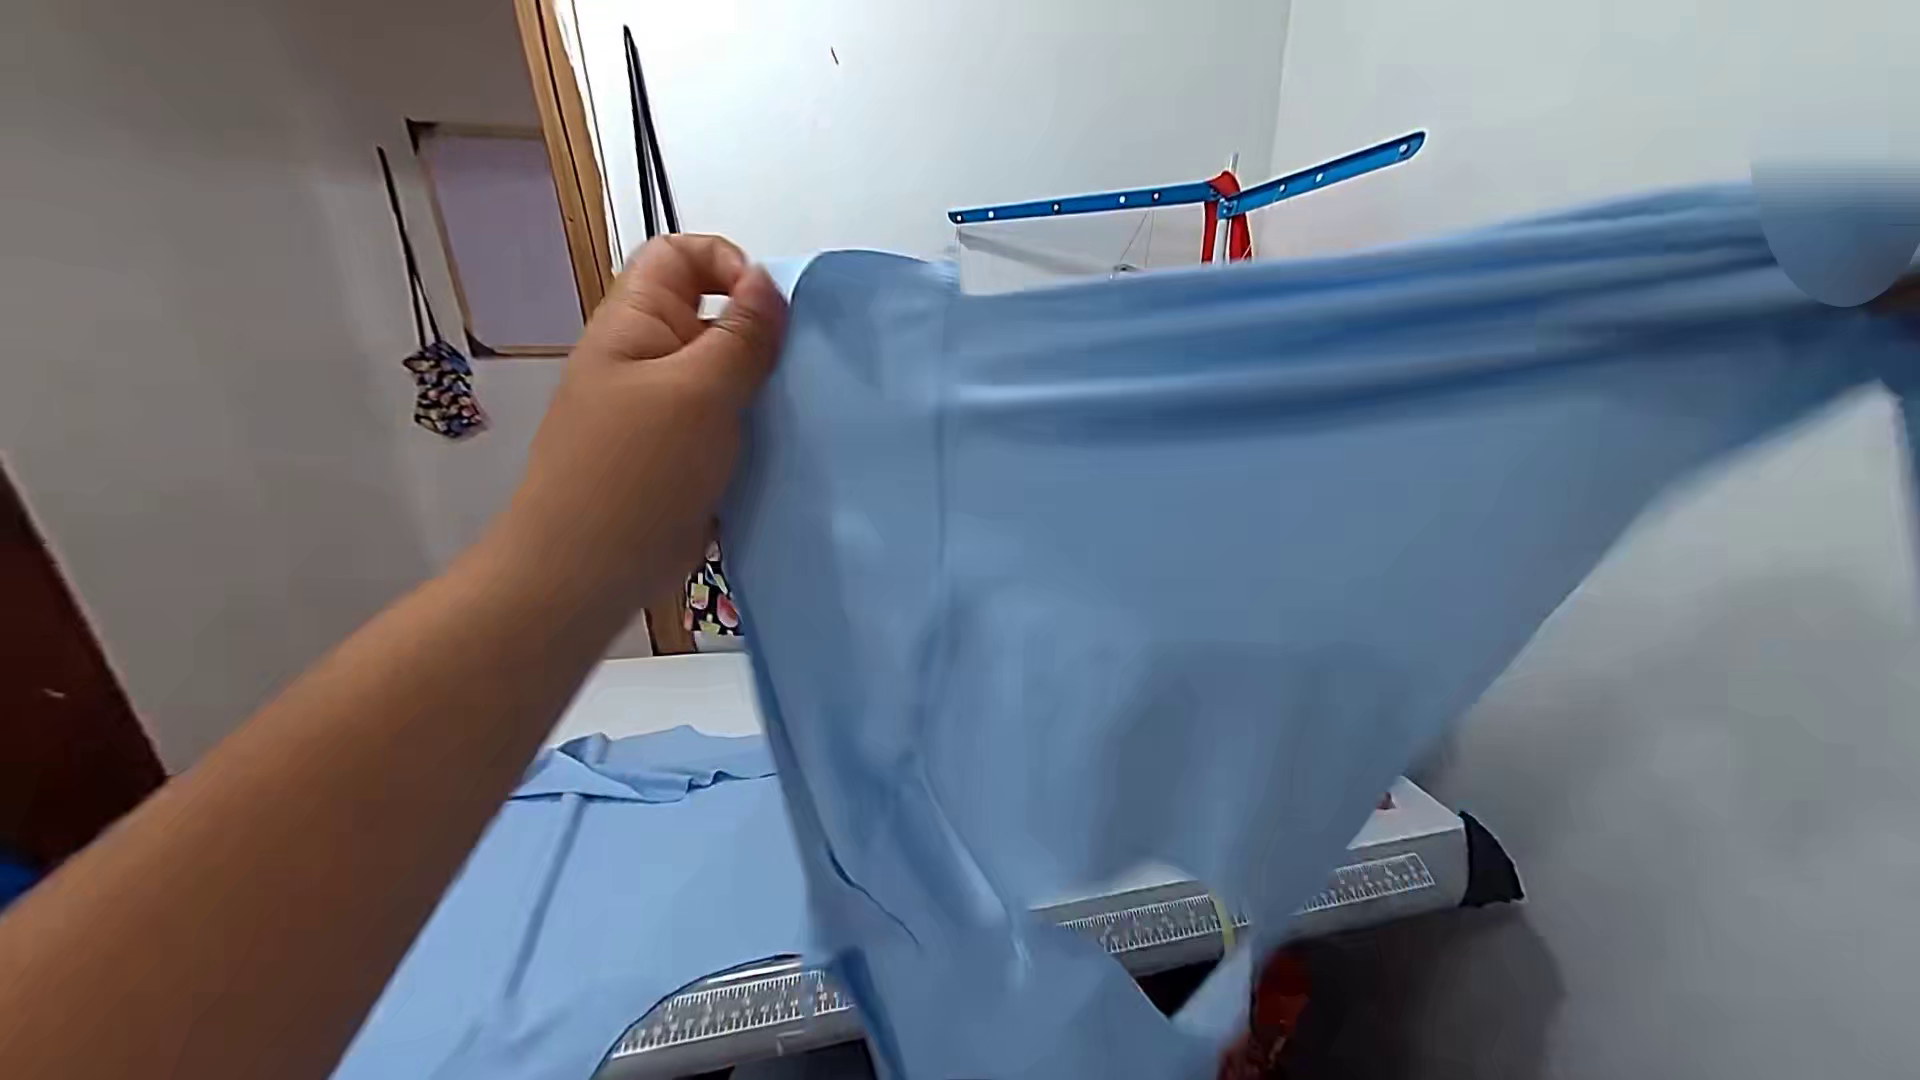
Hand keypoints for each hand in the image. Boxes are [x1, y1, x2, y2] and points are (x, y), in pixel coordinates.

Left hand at [492, 235, 786, 610]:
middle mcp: (652, 360)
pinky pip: (732, 426)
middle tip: (801, 371)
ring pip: (730, 378)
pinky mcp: (688, 457)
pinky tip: (787, 450)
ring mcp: (670, 413)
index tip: (774, 310)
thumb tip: (768, 280)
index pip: (681, 258)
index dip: (727, 265)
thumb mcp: (697, 393)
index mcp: (637, 325)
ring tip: (801, 414)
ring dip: (766, 390)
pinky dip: (759, 431)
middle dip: (763, 336)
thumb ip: (740, 336)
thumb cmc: (639, 471)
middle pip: (714, 320)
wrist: (591, 569)